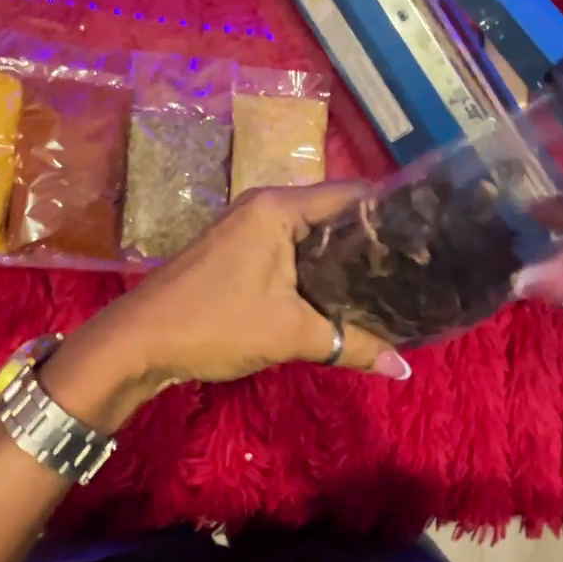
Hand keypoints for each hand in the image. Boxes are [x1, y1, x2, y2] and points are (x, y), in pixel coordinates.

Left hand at [39, 183, 406, 432]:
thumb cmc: (214, 323)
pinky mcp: (239, 248)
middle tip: (413, 261)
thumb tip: (403, 368)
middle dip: (369, 235)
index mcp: (278, 208)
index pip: (350, 193)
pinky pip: (291, 244)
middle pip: (333, 210)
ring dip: (342, 252)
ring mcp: (248, 225)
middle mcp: (265, 205)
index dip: (390, 210)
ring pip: (310, 230)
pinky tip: (340, 288)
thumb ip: (350, 345)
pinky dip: (316, 262)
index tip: (425, 232)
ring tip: (386, 276)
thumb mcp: (288, 334)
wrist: (137, 342)